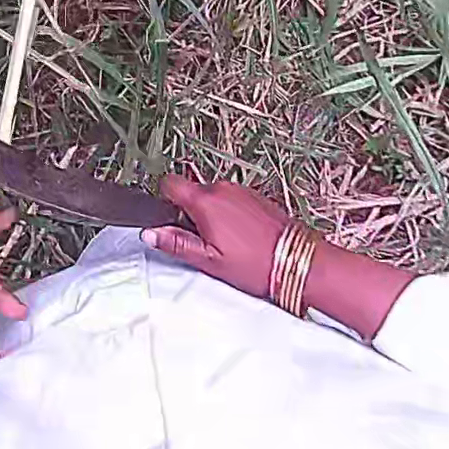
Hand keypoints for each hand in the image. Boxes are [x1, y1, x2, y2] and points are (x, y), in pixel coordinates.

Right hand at [142, 174, 290, 298]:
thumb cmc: (255, 264)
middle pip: (192, 191)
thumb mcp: (209, 261)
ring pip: (212, 195)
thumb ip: (176, 243)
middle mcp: (221, 188)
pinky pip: (231, 198)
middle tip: (204, 240)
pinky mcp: (255, 195)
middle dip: (191, 211)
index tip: (172, 219)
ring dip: (212, 213)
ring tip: (226, 241)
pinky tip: (241, 236)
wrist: (299, 261)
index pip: (170, 183)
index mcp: (205, 202)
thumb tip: (149, 234)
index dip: (165, 200)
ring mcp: (240, 190)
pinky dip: (229, 213)